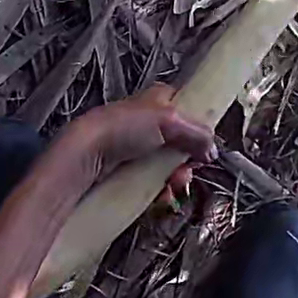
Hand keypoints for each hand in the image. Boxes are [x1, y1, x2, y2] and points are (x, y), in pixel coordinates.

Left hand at [38, 86, 216, 197]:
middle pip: (180, 143)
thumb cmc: (124, 126)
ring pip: (167, 165)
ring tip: (173, 187)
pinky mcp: (126, 171)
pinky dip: (160, 191)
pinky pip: (151, 182)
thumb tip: (213, 150)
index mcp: (156, 100)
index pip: (186, 109)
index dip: (197, 128)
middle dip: (187, 161)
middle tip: (185, 172)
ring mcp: (136, 148)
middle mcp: (147, 122)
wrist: (85, 153)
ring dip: (175, 179)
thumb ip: (196, 133)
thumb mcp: (168, 120)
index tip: (205, 146)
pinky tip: (161, 197)